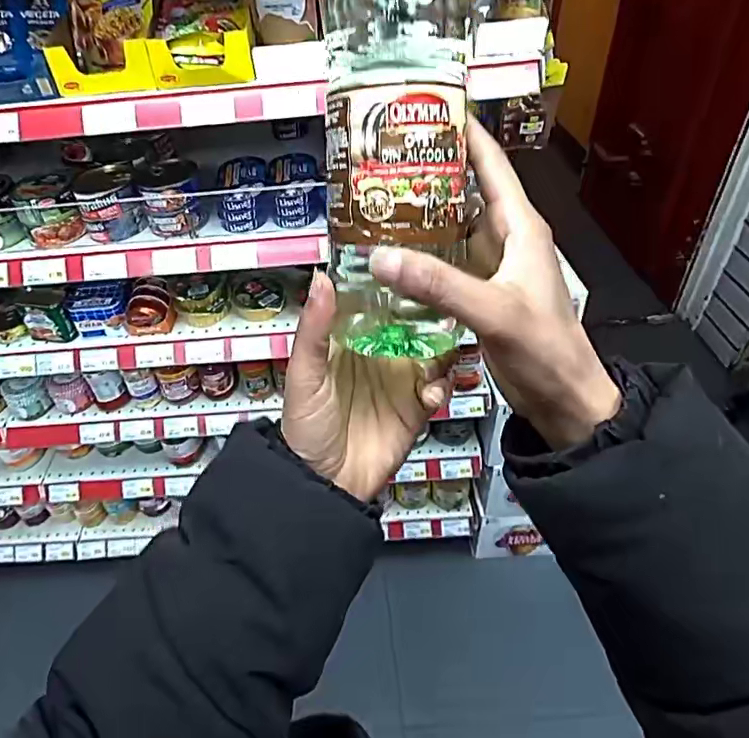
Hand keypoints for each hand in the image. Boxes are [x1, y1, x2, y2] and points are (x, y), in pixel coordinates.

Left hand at [283, 271, 455, 501]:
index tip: (409, 263)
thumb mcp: (304, 372)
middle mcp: (379, 354)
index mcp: (351, 339)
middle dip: (428, 311)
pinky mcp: (417, 407)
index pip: (375, 303)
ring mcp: (400, 379)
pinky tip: (432, 389)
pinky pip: (439, 387)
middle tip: (442, 299)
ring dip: (442, 345)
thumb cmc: (304, 425)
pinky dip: (442, 384)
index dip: (392, 285)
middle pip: (411, 322)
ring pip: (432, 350)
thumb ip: (315, 328)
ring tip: (444, 342)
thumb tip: (322, 278)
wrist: (325, 484)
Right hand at [368, 121, 619, 448]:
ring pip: (452, 221)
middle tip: (386, 153)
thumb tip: (383, 256)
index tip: (432, 108)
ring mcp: (492, 262)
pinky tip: (393, 247)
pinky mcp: (480, 287)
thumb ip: (439, 284)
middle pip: (465, 188)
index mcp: (520, 227)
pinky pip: (446, 254)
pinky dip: (421, 245)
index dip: (466, 133)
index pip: (492, 165)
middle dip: (430, 167)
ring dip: (422, 206)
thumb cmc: (547, 351)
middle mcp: (506, 237)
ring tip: (380, 192)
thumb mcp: (494, 311)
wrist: (564, 400)